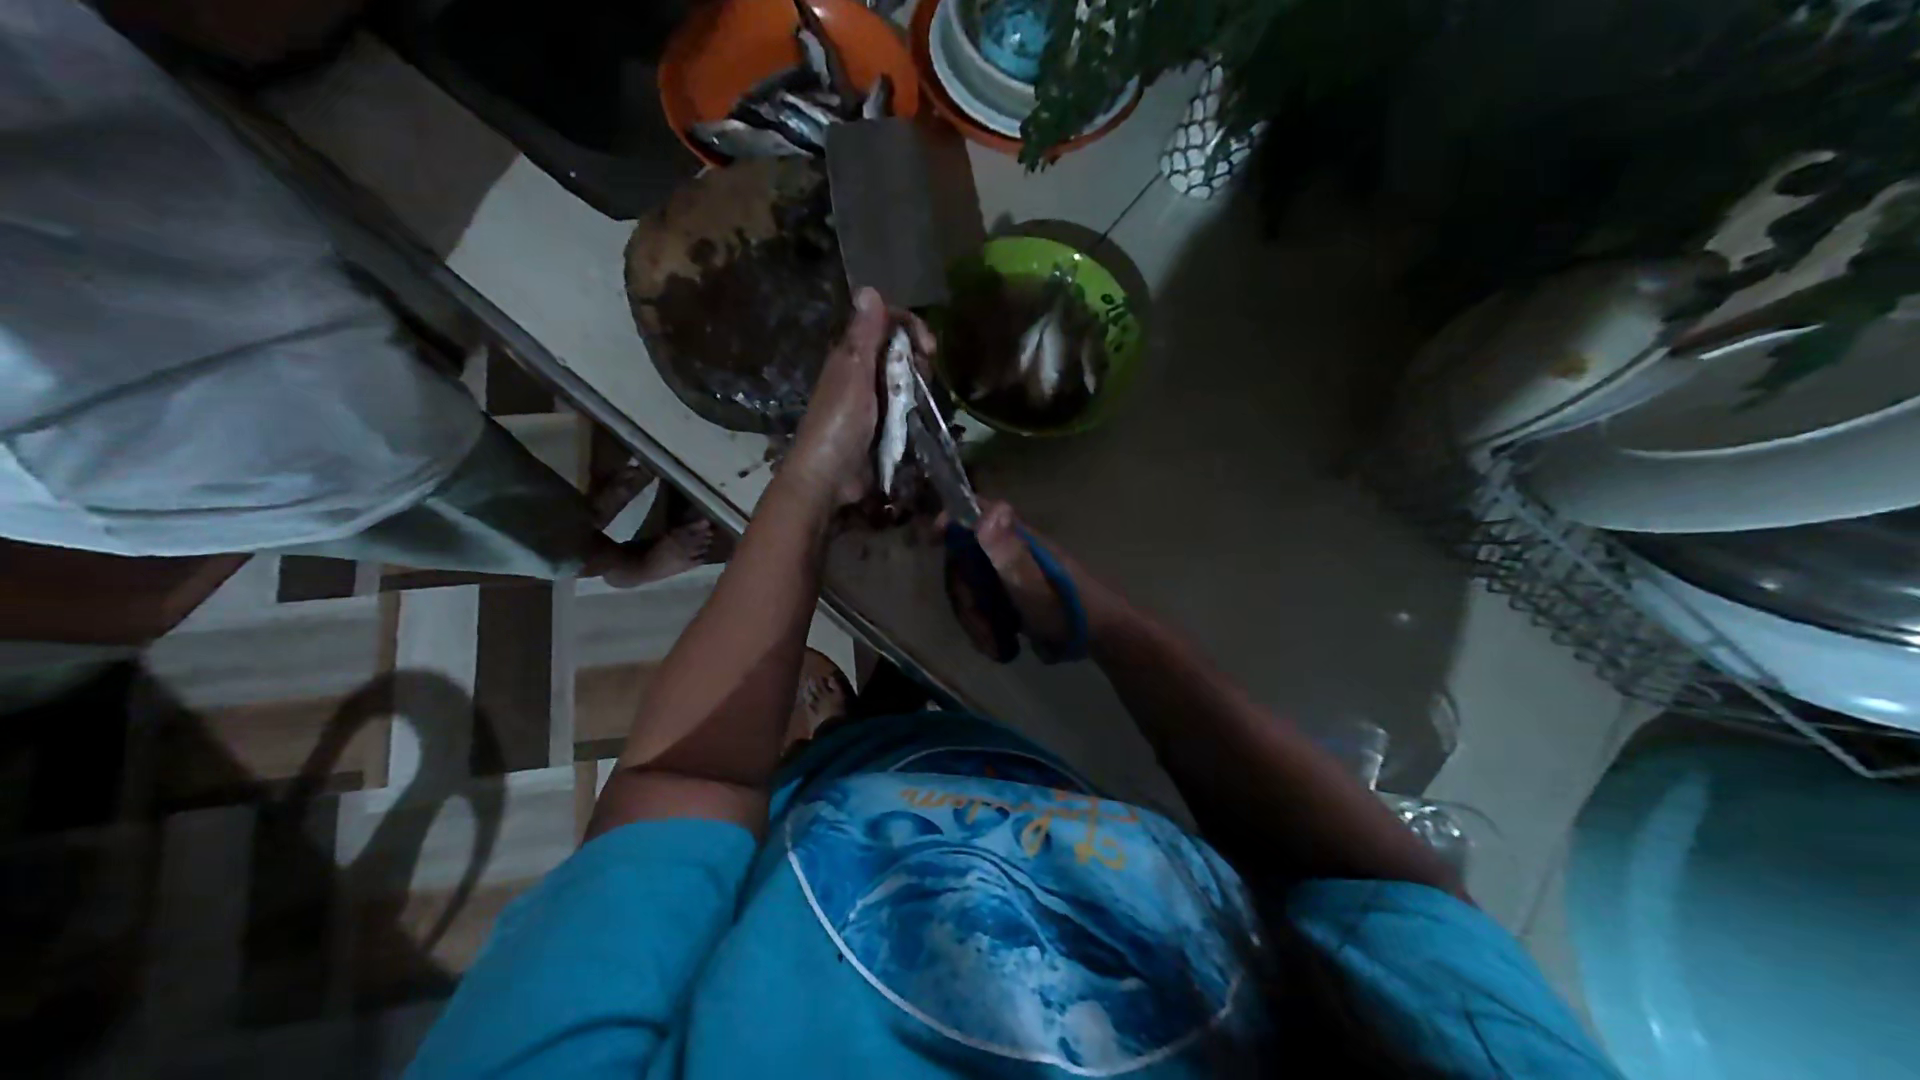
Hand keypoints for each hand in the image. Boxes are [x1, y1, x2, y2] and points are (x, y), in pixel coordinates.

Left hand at [786, 287, 935, 507]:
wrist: (829, 477)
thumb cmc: (838, 422)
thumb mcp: (853, 373)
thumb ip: (864, 335)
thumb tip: (868, 288)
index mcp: (852, 355)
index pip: (887, 323)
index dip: (911, 326)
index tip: (929, 347)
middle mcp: (864, 373)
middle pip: (901, 351)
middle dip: (918, 358)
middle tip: (924, 377)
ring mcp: (875, 401)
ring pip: (907, 379)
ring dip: (919, 385)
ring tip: (922, 401)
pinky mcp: (885, 426)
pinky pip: (907, 407)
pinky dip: (917, 408)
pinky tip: (923, 415)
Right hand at [950, 499, 1118, 657]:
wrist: (1100, 638)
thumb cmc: (1068, 607)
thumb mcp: (1033, 583)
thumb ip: (1009, 552)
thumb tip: (990, 510)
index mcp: (1013, 539)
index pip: (973, 513)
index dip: (949, 520)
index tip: (932, 539)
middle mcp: (1007, 551)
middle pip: (963, 563)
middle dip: (964, 599)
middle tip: (980, 629)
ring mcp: (1008, 576)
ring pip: (970, 590)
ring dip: (976, 622)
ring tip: (997, 647)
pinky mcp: (1010, 598)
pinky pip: (983, 608)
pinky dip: (985, 629)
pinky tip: (1002, 646)